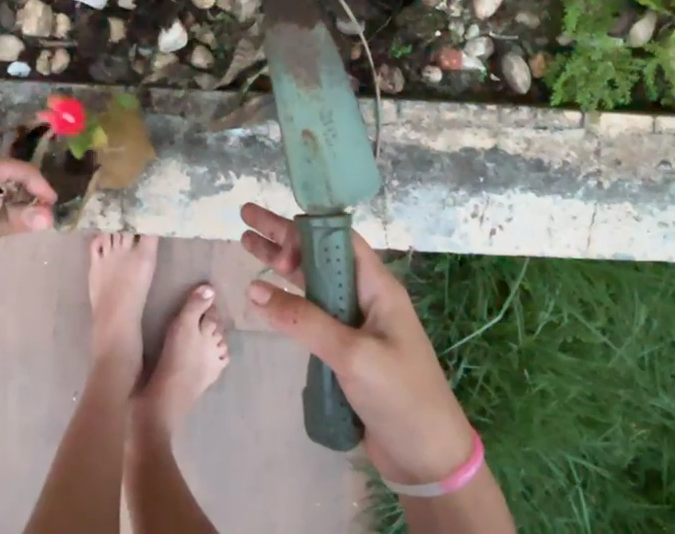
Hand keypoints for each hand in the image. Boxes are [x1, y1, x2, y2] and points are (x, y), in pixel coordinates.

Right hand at [239, 203, 474, 485]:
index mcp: (377, 288)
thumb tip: (254, 289)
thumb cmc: (400, 396)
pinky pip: (313, 314)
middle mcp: (366, 299)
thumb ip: (303, 320)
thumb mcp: (351, 354)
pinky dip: (288, 299)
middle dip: (283, 236)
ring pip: (312, 282)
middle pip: (319, 256)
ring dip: (281, 264)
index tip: (273, 232)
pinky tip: (267, 295)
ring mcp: (356, 325)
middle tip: (246, 217)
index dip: (305, 230)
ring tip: (247, 243)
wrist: (427, 457)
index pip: (338, 240)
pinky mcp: (346, 350)